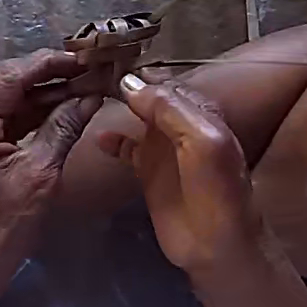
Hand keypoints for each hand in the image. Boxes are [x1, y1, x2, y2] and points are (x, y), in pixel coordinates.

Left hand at [0, 50, 101, 302]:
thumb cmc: (4, 227)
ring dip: (46, 91)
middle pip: (9, 81)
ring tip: (85, 83)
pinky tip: (66, 103)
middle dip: (50, 74)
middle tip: (89, 69)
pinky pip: (10, 115)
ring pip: (11, 96)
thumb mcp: (40, 174)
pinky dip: (37, 110)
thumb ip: (63, 128)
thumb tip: (91, 95)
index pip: (10, 77)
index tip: (83, 58)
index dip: (48, 63)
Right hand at [98, 74, 265, 277]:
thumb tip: (128, 83)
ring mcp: (162, 147)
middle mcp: (179, 124)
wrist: (220, 247)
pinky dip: (112, 141)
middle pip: (146, 95)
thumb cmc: (217, 190)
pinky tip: (98, 139)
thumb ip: (169, 108)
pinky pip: (125, 148)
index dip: (137, 71)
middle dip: (121, 84)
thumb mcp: (202, 141)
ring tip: (87, 96)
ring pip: (134, 117)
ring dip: (115, 106)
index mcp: (198, 110)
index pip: (162, 80)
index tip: (103, 59)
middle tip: (86, 74)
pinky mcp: (148, 171)